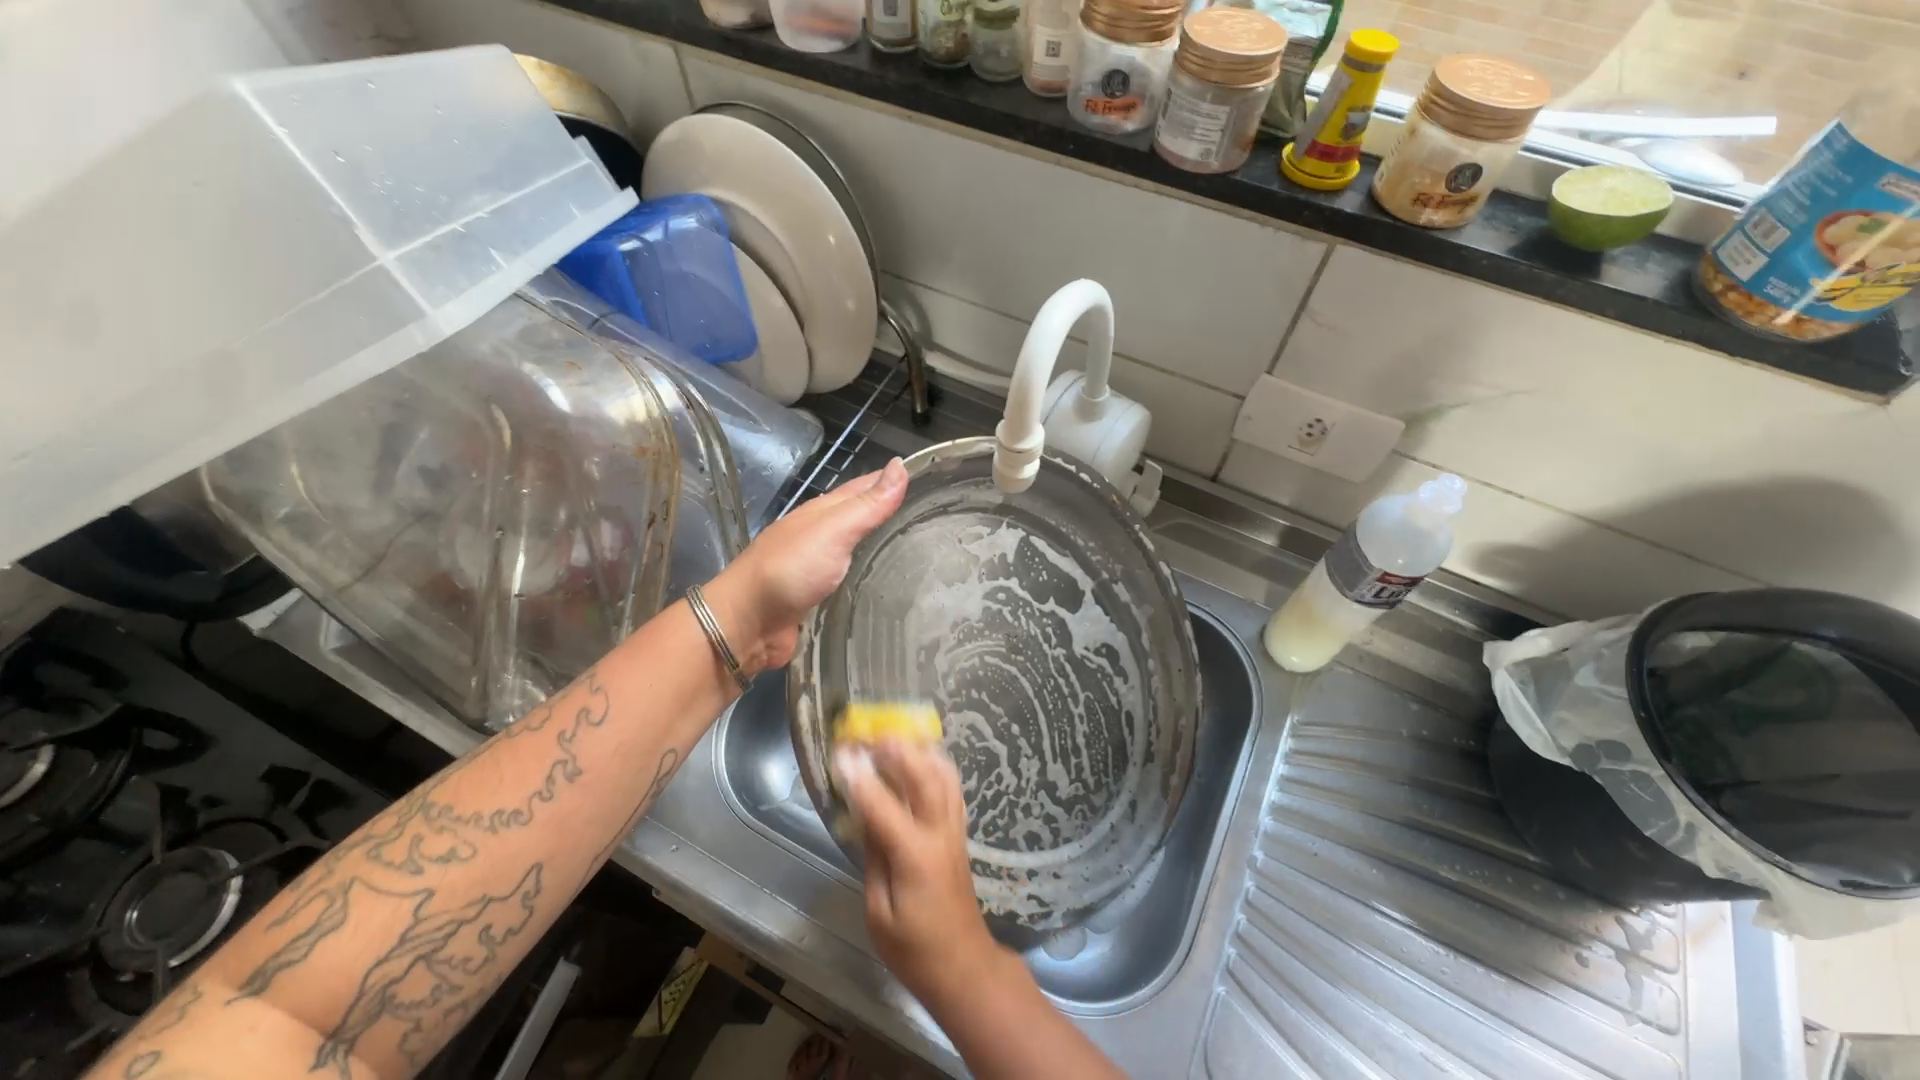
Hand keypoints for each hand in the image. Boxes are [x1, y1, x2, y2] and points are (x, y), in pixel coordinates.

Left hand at [703, 458, 906, 673]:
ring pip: (851, 548)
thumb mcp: (833, 530)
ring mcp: (812, 566)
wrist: (746, 622)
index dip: (890, 480)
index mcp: (821, 512)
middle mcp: (816, 535)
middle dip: (886, 512)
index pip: (862, 487)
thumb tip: (900, 466)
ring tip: (911, 549)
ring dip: (875, 545)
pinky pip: (844, 579)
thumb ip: (867, 505)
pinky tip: (879, 583)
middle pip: (856, 517)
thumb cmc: (791, 570)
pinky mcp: (812, 597)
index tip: (926, 477)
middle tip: (927, 517)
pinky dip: (863, 575)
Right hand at [835, 739, 1002, 1007]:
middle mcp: (941, 835)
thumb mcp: (878, 911)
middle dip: (898, 751)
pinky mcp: (960, 834)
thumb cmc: (913, 949)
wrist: (962, 966)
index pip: (884, 807)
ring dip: (921, 752)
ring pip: (945, 777)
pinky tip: (920, 760)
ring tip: (894, 737)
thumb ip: (872, 857)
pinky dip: (937, 767)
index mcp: (916, 857)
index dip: (861, 778)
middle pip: (925, 778)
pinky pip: (952, 789)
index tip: (841, 752)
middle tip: (870, 734)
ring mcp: (955, 832)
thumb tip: (863, 815)